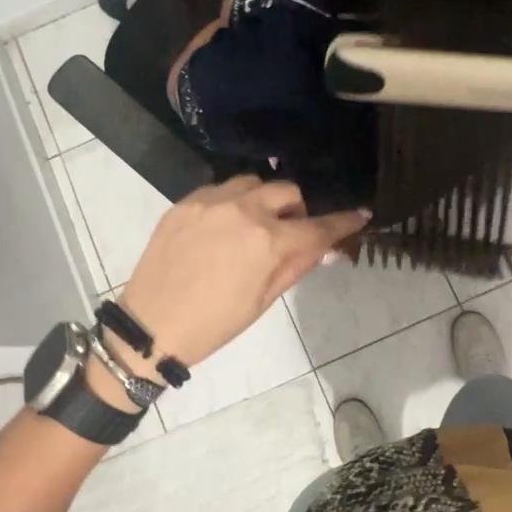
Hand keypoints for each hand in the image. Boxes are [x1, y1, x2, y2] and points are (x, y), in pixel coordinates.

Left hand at [116, 177, 368, 370]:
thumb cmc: (213, 325)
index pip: (317, 226)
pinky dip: (232, 202)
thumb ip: (296, 267)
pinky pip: (220, 189)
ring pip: (253, 183)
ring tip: (254, 226)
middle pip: (287, 192)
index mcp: (267, 241)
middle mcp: (243, 211)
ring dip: (264, 200)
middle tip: (288, 234)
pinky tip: (224, 227)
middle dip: (297, 211)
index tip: (360, 216)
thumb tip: (325, 249)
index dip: (343, 223)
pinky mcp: (185, 202)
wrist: (150, 327)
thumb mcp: (262, 301)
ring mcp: (210, 202)